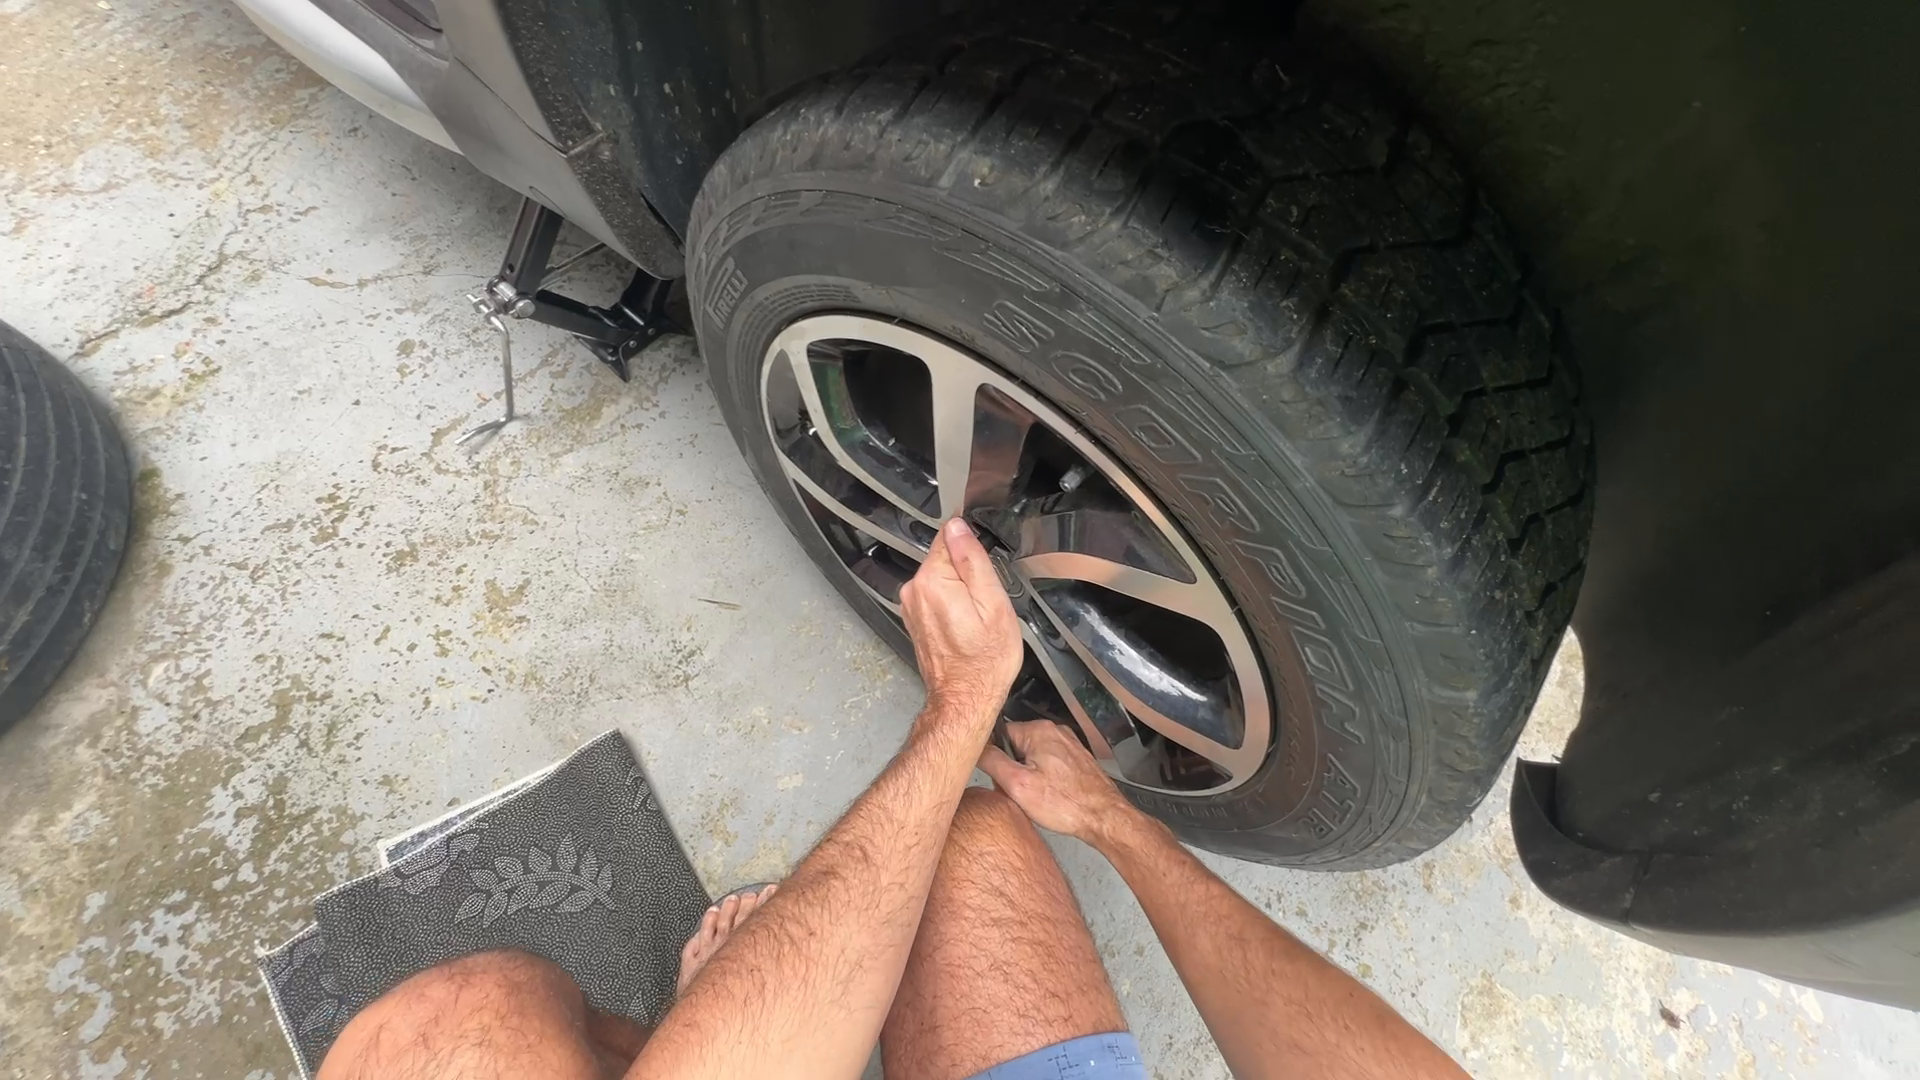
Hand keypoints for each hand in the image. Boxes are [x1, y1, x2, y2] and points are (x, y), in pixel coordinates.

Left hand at [899, 518, 1023, 728]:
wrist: (966, 698)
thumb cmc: (984, 659)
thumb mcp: (993, 603)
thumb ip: (973, 559)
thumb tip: (958, 526)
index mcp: (932, 580)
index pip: (949, 536)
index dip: (972, 546)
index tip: (984, 568)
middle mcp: (914, 590)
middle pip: (945, 558)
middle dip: (968, 572)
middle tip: (986, 601)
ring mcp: (912, 606)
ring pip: (942, 578)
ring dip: (961, 590)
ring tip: (977, 616)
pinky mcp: (916, 619)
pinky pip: (937, 596)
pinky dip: (953, 604)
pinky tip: (966, 625)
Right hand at [978, 720, 1138, 843]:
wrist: (1105, 818)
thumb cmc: (1067, 804)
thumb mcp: (1017, 785)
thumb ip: (992, 761)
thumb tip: (975, 748)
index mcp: (1038, 730)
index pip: (999, 735)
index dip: (994, 758)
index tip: (999, 778)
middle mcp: (1054, 731)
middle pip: (1015, 746)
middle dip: (1012, 770)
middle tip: (1018, 793)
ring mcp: (1066, 744)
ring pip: (1032, 756)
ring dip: (1027, 775)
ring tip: (1036, 797)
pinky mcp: (1075, 759)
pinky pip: (1048, 763)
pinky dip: (1043, 778)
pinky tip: (1049, 796)